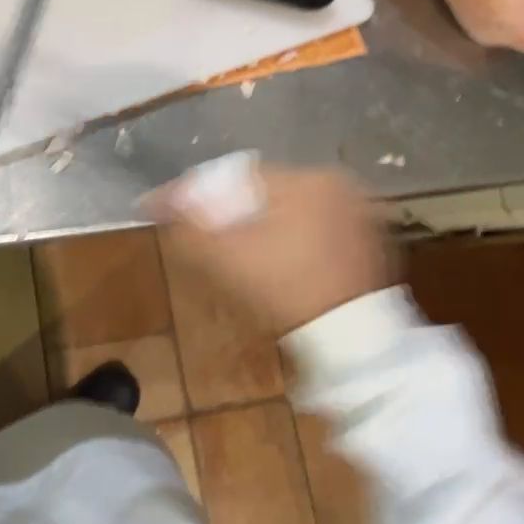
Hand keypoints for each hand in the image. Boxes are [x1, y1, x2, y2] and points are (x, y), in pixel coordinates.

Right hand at [149, 163, 393, 333]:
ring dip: (258, 227)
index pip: (238, 177)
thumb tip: (156, 201)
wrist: (352, 346)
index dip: (201, 195)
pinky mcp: (368, 244)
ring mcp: (359, 215)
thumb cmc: (287, 292)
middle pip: (263, 194)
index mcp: (309, 179)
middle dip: (231, 212)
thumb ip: (187, 224)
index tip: (174, 210)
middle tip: (204, 234)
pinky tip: (272, 266)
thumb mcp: (226, 258)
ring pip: (288, 213)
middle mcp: (338, 186)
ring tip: (234, 253)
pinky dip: (288, 242)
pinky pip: (312, 232)